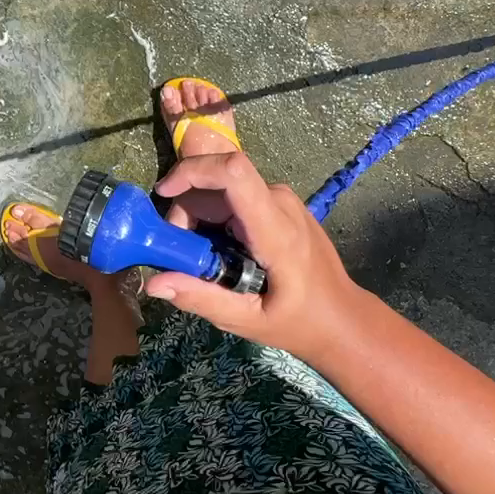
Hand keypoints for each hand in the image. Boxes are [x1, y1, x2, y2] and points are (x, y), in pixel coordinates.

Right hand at [143, 151, 363, 354]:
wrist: (342, 317)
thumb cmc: (300, 322)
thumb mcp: (247, 320)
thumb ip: (201, 298)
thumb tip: (152, 283)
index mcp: (275, 228)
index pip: (234, 172)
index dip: (193, 171)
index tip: (162, 193)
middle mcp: (279, 201)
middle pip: (215, 183)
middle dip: (185, 211)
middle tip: (181, 256)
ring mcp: (280, 198)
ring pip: (220, 190)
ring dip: (197, 218)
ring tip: (203, 261)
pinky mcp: (277, 202)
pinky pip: (232, 197)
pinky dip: (212, 218)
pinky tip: (218, 252)